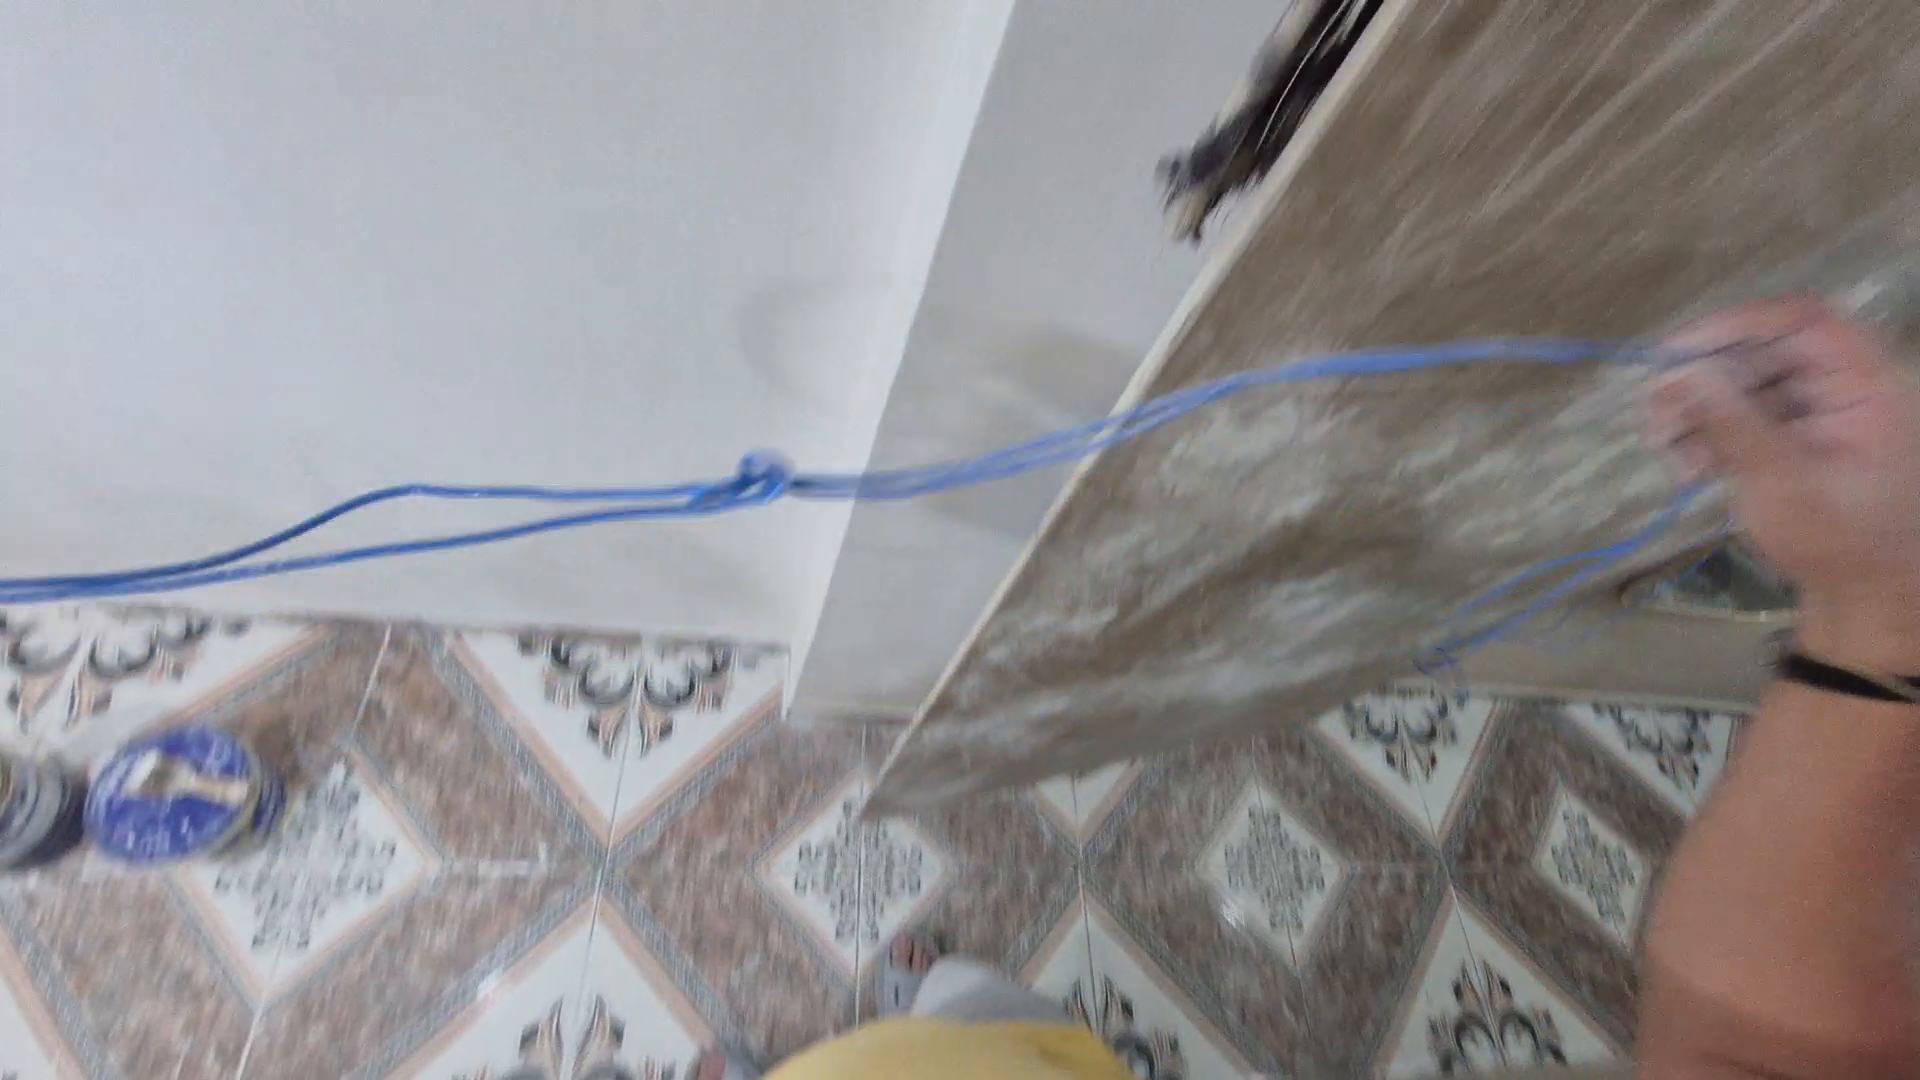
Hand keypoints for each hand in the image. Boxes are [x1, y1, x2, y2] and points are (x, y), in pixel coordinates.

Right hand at [1647, 296, 1919, 670]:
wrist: (1865, 587)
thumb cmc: (1839, 536)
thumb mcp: (1780, 478)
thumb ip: (1730, 421)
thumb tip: (1675, 373)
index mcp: (1866, 385)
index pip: (1800, 321)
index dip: (1733, 326)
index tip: (1669, 356)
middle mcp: (1841, 387)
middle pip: (1756, 354)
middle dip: (1697, 384)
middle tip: (1657, 423)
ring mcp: (1812, 411)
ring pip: (1734, 385)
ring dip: (1690, 416)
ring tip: (1674, 459)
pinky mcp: (1785, 434)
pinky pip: (1730, 415)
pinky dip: (1698, 437)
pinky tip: (1690, 470)